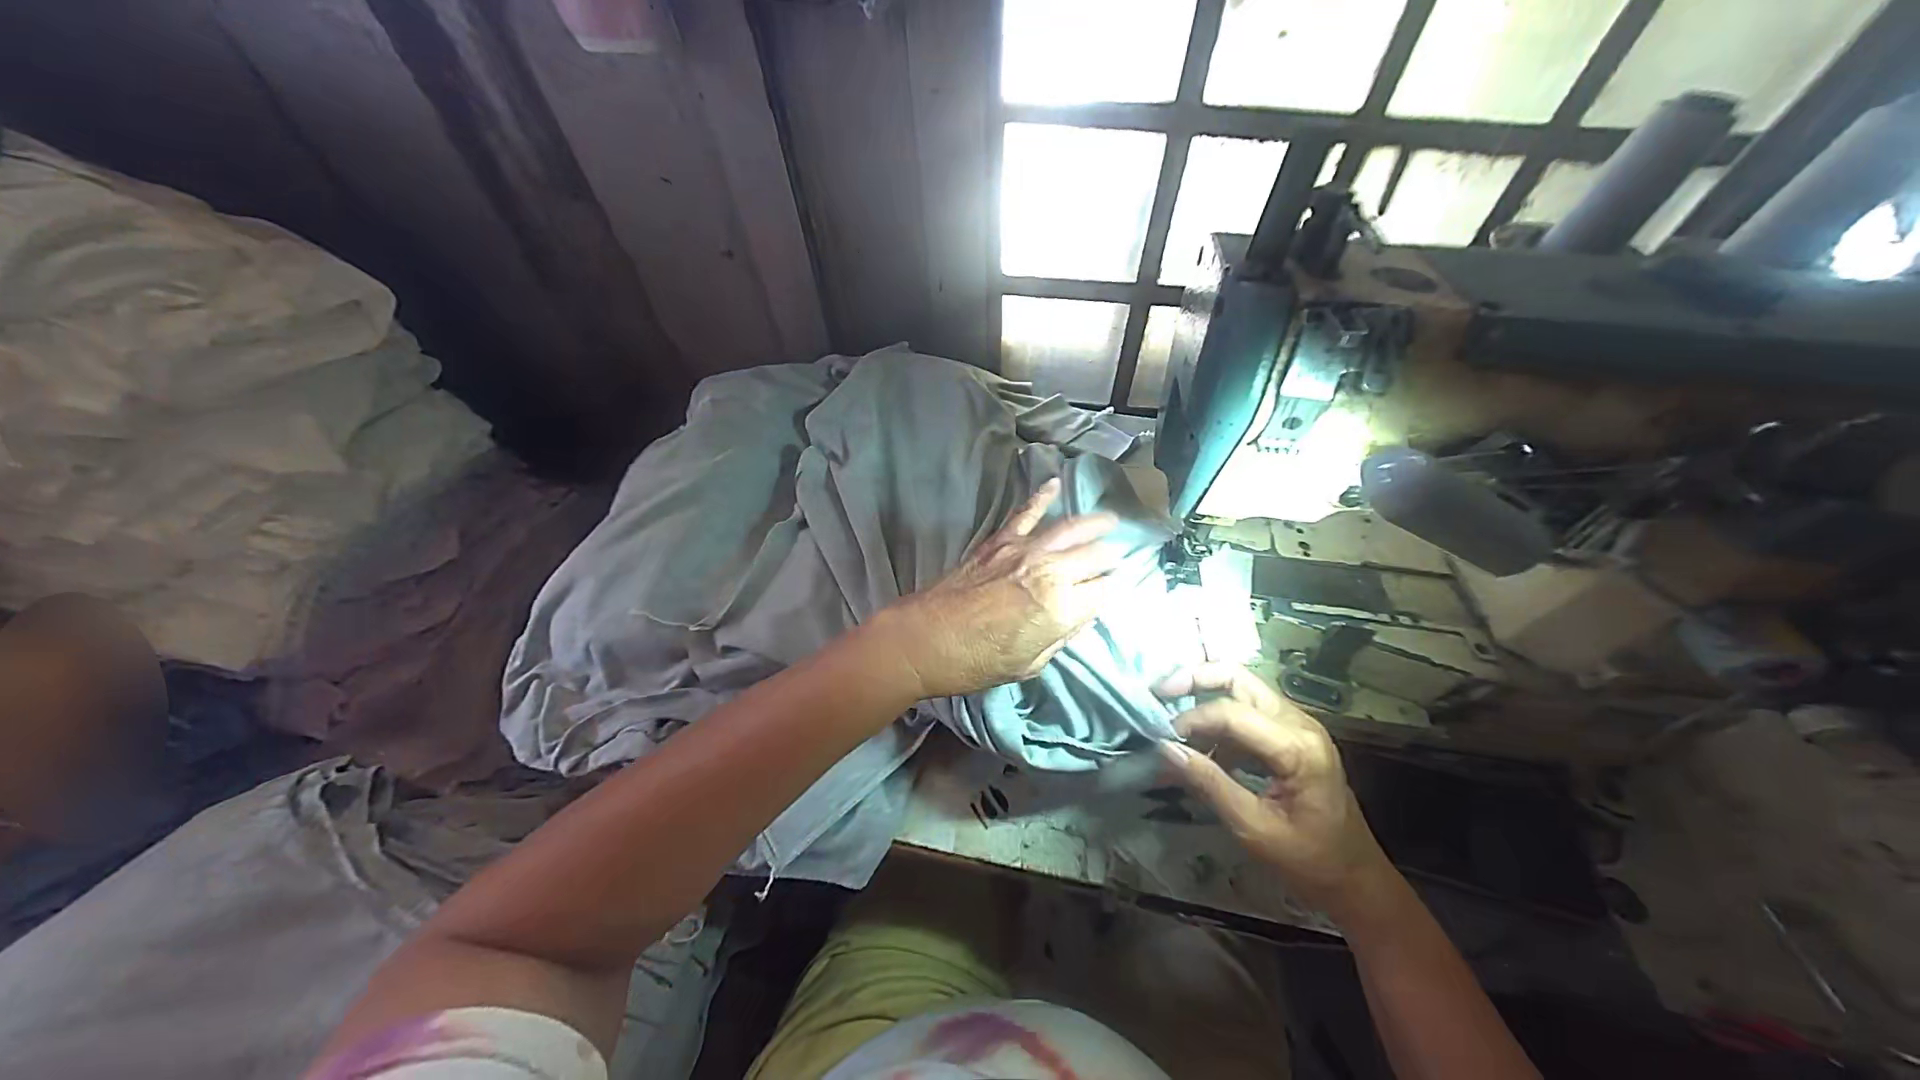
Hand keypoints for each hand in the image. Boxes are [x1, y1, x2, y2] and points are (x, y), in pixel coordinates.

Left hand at [875, 478, 1121, 698]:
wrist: (924, 639)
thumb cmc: (977, 662)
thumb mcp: (1030, 664)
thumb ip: (1061, 637)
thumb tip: (1081, 617)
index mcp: (1062, 608)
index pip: (1104, 590)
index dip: (1114, 588)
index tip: (1117, 587)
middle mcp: (1050, 572)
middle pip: (1093, 555)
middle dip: (1110, 555)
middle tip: (1118, 555)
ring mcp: (1023, 551)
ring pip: (1069, 528)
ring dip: (1094, 522)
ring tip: (1111, 519)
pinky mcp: (998, 541)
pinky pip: (1025, 513)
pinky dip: (1042, 497)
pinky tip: (1055, 485)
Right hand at [1156, 664, 1396, 919]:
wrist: (1356, 880)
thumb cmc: (1310, 861)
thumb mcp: (1253, 828)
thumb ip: (1209, 784)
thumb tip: (1165, 750)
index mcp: (1297, 746)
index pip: (1231, 712)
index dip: (1191, 720)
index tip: (1161, 739)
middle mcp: (1299, 724)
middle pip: (1239, 678)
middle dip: (1195, 679)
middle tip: (1160, 693)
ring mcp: (1297, 727)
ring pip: (1242, 690)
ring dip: (1204, 699)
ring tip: (1173, 724)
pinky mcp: (1291, 738)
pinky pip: (1248, 714)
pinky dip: (1219, 724)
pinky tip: (1199, 751)